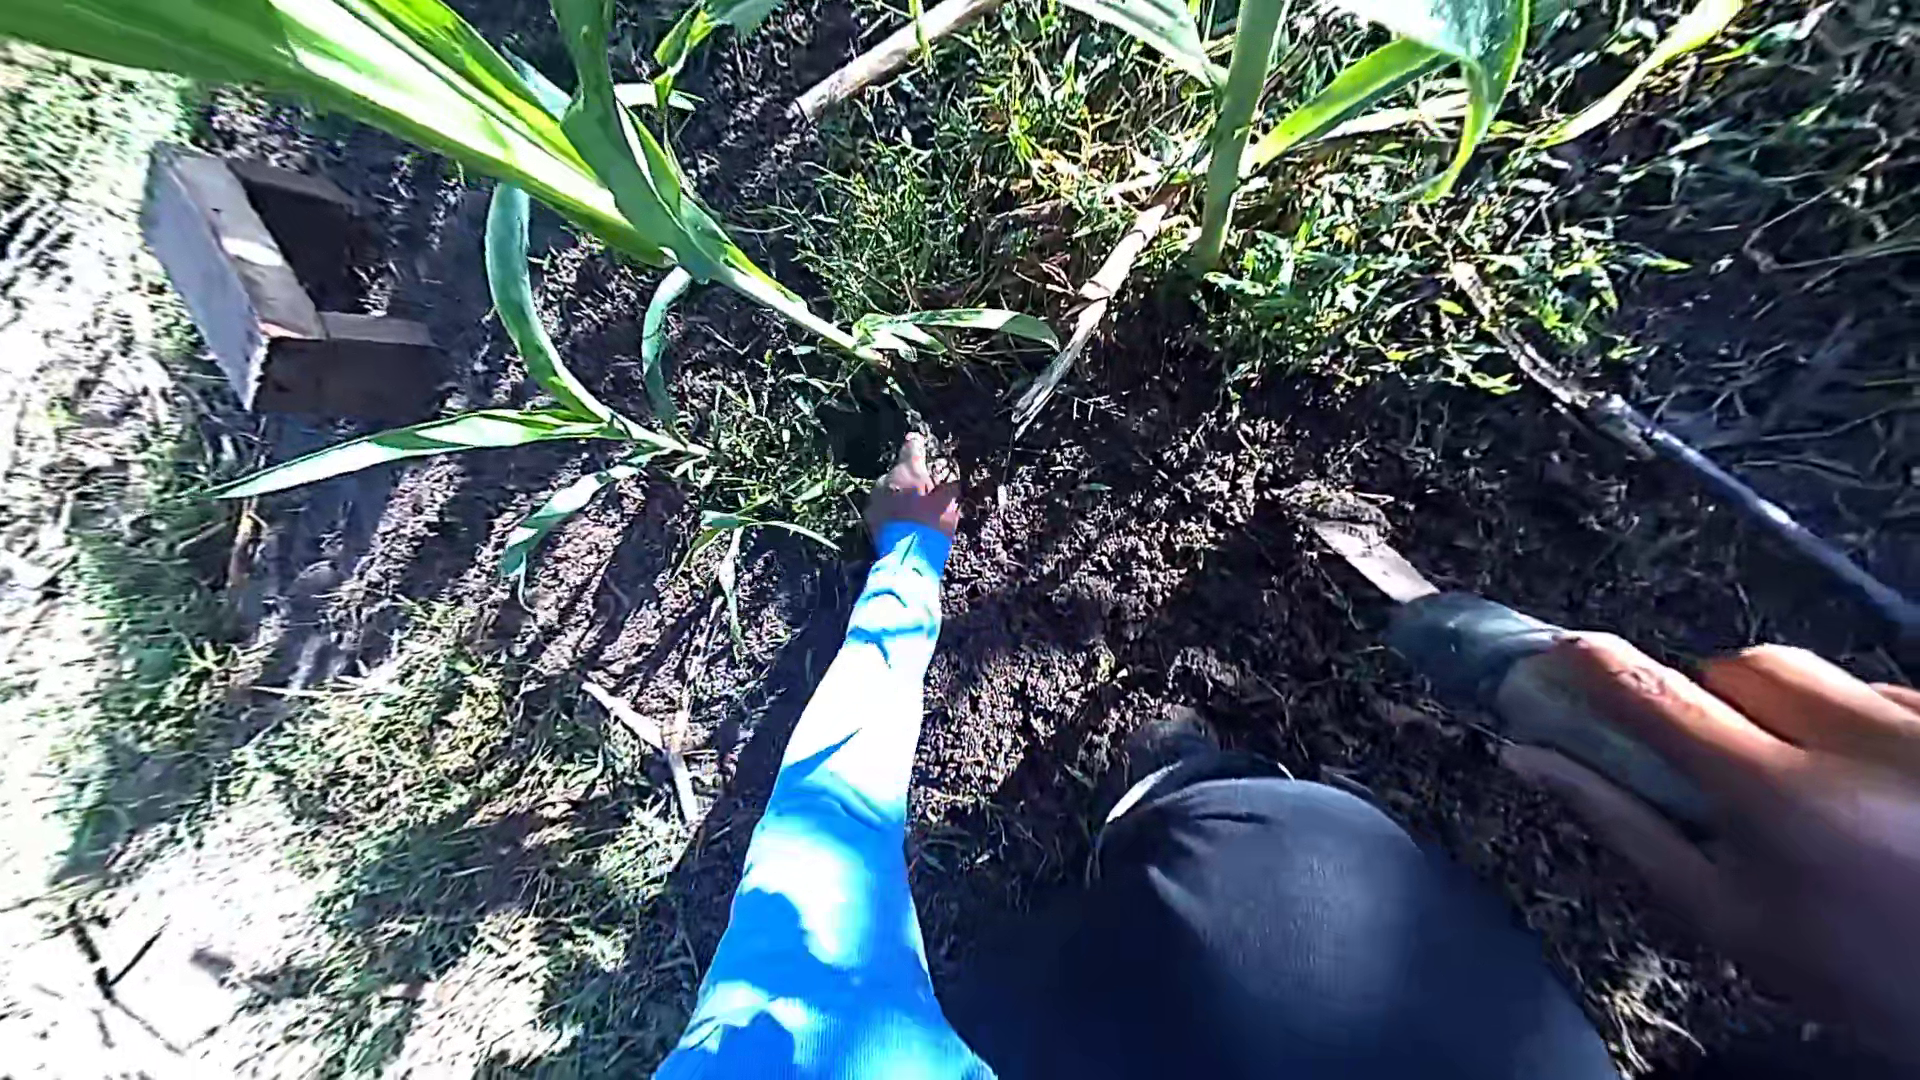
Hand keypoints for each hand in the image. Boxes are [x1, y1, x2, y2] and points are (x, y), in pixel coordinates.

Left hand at [865, 433, 958, 541]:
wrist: (907, 555)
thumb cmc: (932, 526)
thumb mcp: (949, 505)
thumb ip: (949, 488)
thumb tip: (952, 481)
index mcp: (908, 471)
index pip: (912, 447)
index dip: (918, 444)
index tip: (918, 441)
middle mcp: (887, 479)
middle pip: (900, 472)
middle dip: (909, 479)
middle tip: (924, 494)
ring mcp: (875, 496)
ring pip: (889, 489)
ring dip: (898, 495)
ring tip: (912, 512)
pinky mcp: (869, 515)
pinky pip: (882, 506)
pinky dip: (890, 510)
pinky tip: (901, 522)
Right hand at [1503, 636, 1919, 1061]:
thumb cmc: (1874, 975)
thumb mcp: (1726, 915)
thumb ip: (1619, 823)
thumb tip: (1524, 755)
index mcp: (1780, 795)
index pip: (1653, 692)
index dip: (1595, 662)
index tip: (1563, 650)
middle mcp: (1871, 749)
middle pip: (1746, 666)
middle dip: (1716, 694)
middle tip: (1727, 749)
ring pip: (1830, 677)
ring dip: (1801, 709)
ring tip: (1829, 775)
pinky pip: (1904, 699)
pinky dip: (1878, 727)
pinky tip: (1899, 786)